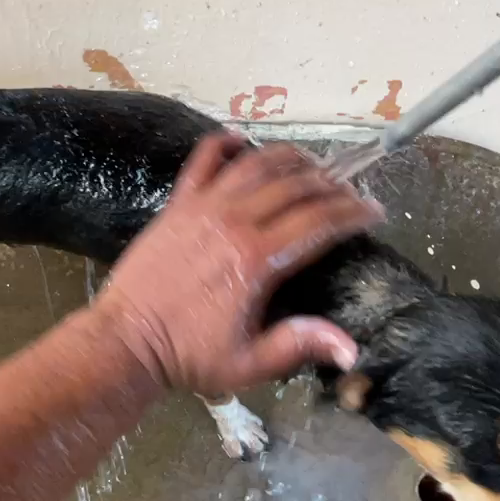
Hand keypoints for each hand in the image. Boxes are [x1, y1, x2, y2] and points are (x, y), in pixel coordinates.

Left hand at [95, 134, 381, 396]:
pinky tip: (240, 137)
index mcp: (257, 260)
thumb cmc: (188, 355)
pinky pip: (203, 161)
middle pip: (294, 186)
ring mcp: (203, 207)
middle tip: (349, 192)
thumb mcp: (248, 363)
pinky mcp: (178, 204)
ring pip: (256, 165)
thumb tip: (351, 347)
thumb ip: (298, 345)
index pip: (318, 222)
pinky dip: (223, 143)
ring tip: (312, 163)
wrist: (125, 340)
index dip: (352, 213)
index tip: (374, 210)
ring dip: (289, 158)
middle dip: (330, 184)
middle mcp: (234, 222)